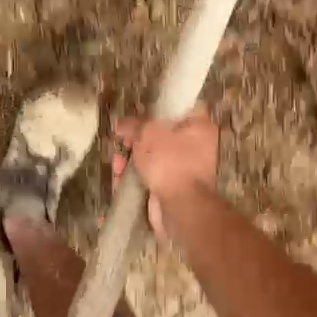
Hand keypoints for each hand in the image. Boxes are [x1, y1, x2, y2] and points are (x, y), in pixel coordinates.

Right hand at [112, 108, 219, 236]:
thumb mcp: (148, 133)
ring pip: (153, 161)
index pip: (180, 110)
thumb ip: (133, 125)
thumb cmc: (170, 161)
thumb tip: (121, 123)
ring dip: (131, 163)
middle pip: (162, 137)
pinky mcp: (173, 191)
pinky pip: (150, 180)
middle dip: (136, 142)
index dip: (156, 111)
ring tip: (116, 166)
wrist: (181, 206)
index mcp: (200, 128)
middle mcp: (197, 149)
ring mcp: (185, 172)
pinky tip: (118, 181)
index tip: (137, 115)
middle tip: (121, 143)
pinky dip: (135, 180)